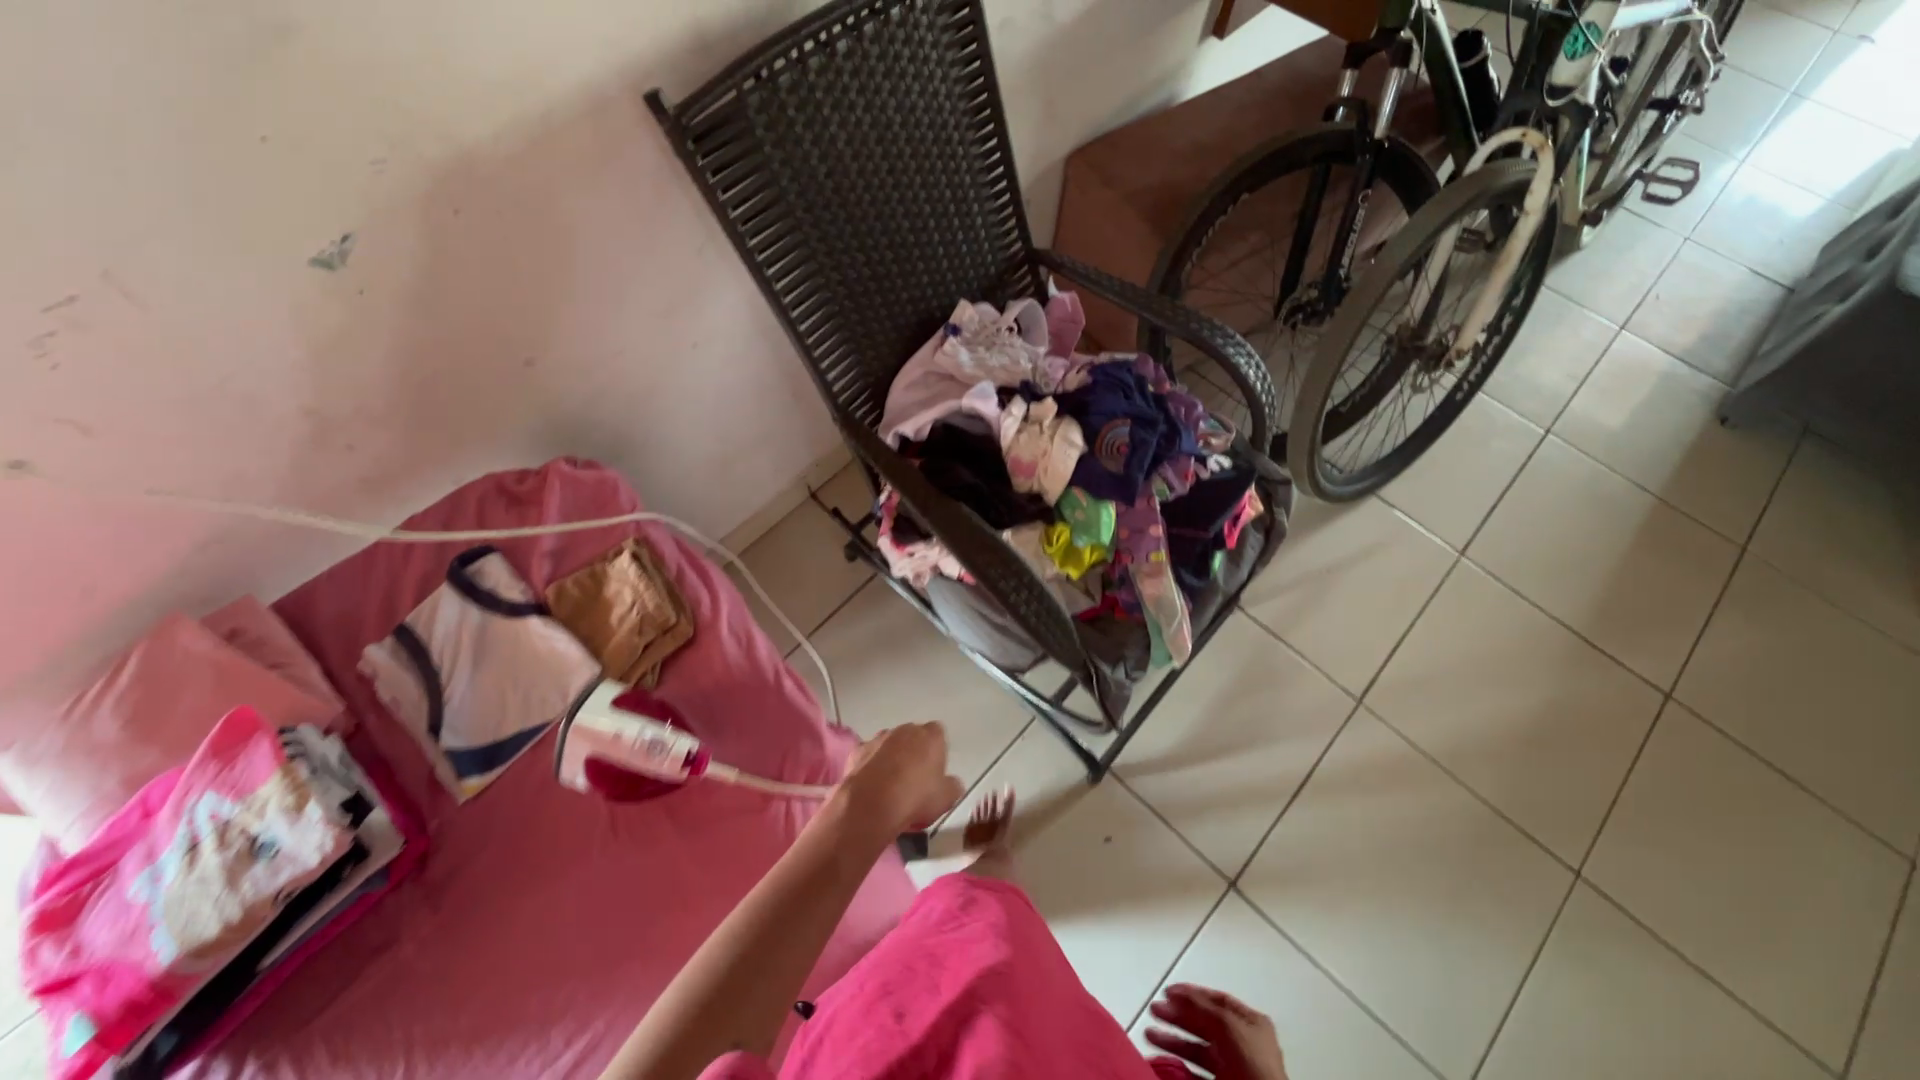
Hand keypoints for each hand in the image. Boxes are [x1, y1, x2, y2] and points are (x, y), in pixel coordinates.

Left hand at [838, 723, 963, 833]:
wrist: (871, 804)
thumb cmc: (916, 798)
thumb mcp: (947, 798)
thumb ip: (953, 785)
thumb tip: (952, 783)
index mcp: (931, 736)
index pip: (939, 734)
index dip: (937, 753)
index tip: (935, 773)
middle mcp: (905, 730)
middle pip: (913, 737)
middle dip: (914, 752)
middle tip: (915, 780)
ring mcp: (878, 738)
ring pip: (890, 745)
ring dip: (892, 758)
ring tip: (891, 787)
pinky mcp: (858, 751)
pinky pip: (869, 756)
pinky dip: (871, 767)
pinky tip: (872, 787)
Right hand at [1145, 983, 1287, 1079]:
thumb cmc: (1251, 1064)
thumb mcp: (1228, 1026)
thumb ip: (1203, 1008)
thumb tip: (1179, 993)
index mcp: (1251, 1024)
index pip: (1218, 1001)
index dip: (1192, 993)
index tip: (1167, 991)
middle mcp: (1241, 1044)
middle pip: (1203, 1024)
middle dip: (1176, 1016)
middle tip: (1154, 1010)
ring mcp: (1231, 1068)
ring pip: (1196, 1050)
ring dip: (1172, 1041)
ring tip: (1148, 1035)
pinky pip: (1194, 1074)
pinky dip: (1176, 1067)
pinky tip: (1159, 1061)